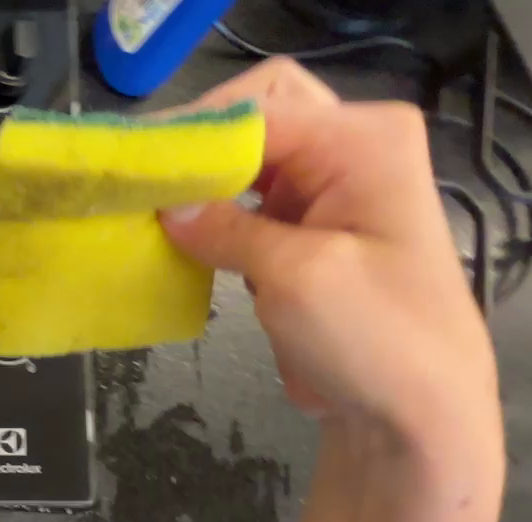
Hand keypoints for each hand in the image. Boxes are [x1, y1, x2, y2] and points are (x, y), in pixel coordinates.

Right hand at [159, 58, 500, 462]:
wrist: (403, 402)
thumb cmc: (372, 335)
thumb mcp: (298, 275)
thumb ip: (229, 230)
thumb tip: (163, 205)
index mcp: (362, 144)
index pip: (261, 110)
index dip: (192, 136)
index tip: (128, 175)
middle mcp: (343, 153)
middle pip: (252, 118)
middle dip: (190, 147)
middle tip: (129, 187)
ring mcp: (317, 193)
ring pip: (237, 160)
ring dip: (188, 182)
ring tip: (132, 211)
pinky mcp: (289, 232)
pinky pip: (232, 203)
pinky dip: (194, 214)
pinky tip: (159, 235)